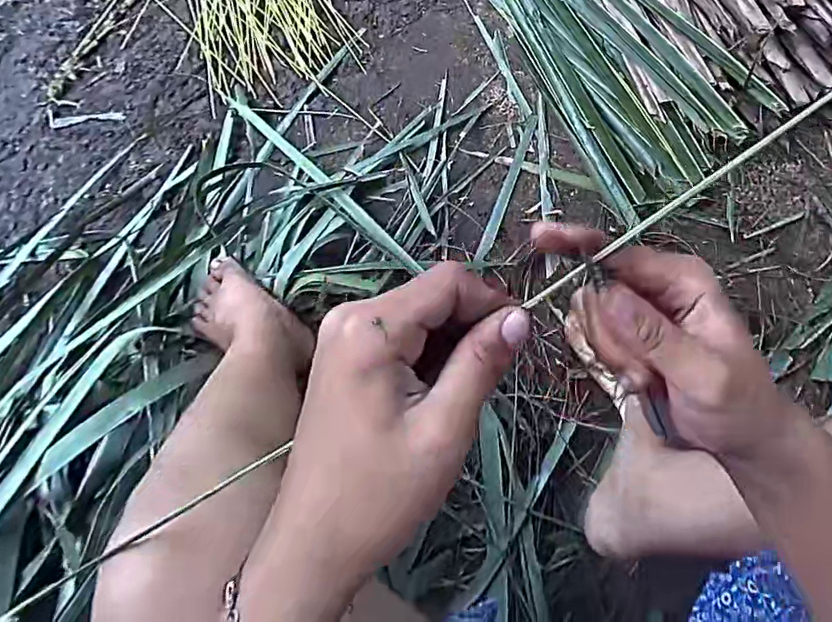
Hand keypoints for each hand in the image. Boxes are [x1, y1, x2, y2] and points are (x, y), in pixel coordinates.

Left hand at [243, 261, 531, 616]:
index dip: (490, 299)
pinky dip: (430, 349)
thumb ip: (481, 363)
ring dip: (453, 337)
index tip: (517, 336)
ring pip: (420, 310)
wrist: (312, 550)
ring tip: (468, 384)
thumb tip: (520, 316)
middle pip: (432, 292)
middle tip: (496, 366)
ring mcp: (343, 333)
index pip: (447, 280)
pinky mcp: (344, 352)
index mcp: (370, 326)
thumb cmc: (380, 495)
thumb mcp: (444, 430)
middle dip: (472, 320)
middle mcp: (351, 315)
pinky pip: (402, 330)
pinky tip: (439, 387)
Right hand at [536, 223, 809, 466]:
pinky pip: (596, 341)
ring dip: (615, 356)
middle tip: (644, 372)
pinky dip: (613, 365)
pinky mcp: (627, 336)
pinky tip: (645, 382)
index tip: (539, 238)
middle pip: (598, 291)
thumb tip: (606, 294)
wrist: (743, 441)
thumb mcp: (703, 374)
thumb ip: (655, 336)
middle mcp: (657, 285)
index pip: (619, 251)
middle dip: (611, 336)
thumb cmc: (738, 403)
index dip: (577, 243)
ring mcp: (639, 311)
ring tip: (652, 379)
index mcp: (682, 277)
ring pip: (593, 319)